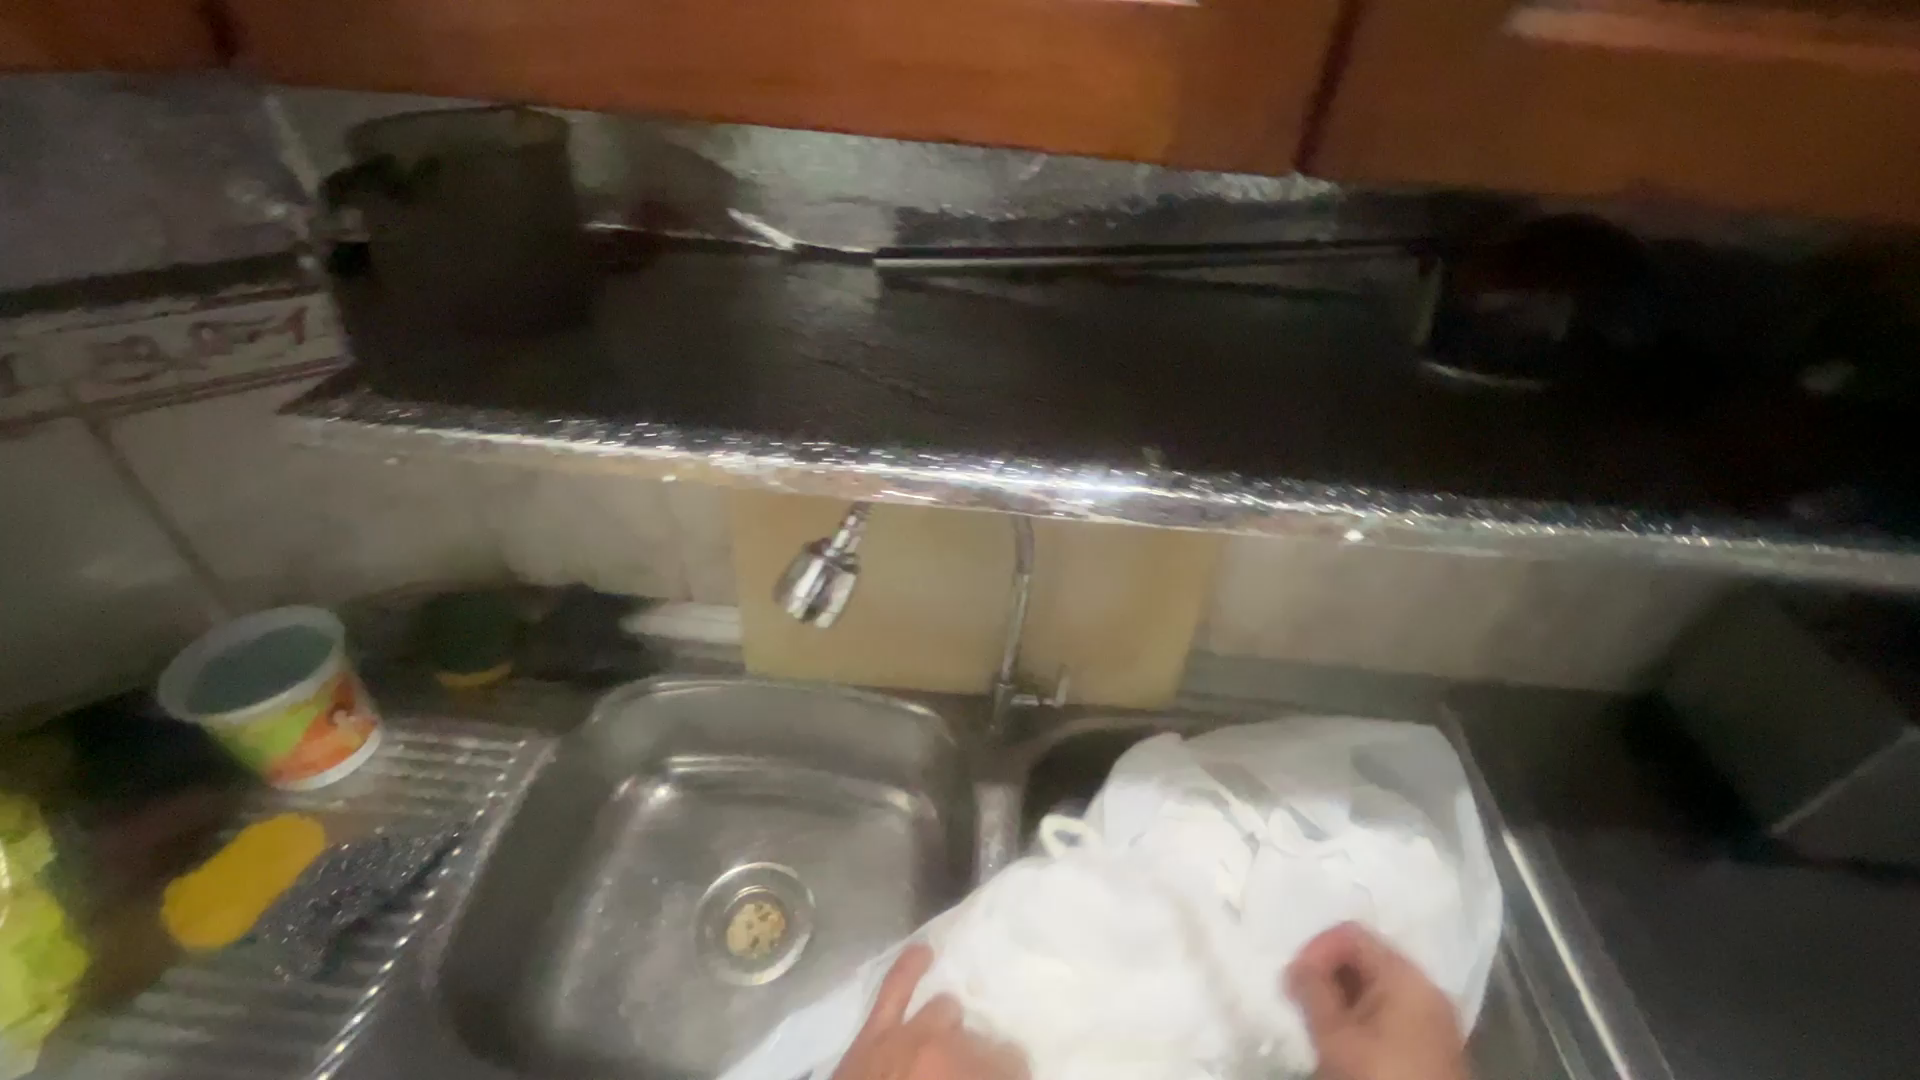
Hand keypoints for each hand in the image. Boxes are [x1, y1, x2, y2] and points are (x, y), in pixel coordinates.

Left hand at [833, 944, 1029, 1079]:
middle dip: (983, 1061)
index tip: (1013, 1075)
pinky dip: (910, 967)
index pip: (1012, 1065)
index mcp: (969, 1073)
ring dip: (952, 1031)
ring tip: (950, 1052)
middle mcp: (947, 1051)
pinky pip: (894, 989)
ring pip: (947, 1013)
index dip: (1014, 1072)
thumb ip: (985, 1075)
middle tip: (977, 1071)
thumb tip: (1005, 1067)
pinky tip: (924, 953)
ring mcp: (909, 1037)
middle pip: (983, 1044)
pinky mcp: (874, 1034)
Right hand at [1286, 922, 1468, 1079]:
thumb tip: (1297, 966)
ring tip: (1319, 1021)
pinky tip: (1346, 1040)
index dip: (1316, 949)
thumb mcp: (1334, 1034)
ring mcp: (1435, 1019)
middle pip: (1366, 957)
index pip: (1351, 934)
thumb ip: (1311, 989)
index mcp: (1406, 976)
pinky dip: (1363, 1015)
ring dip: (1343, 997)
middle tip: (1302, 998)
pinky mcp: (1435, 1046)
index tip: (1295, 978)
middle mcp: (1427, 988)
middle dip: (1329, 973)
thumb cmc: (1379, 1077)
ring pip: (1377, 986)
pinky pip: (1391, 1011)